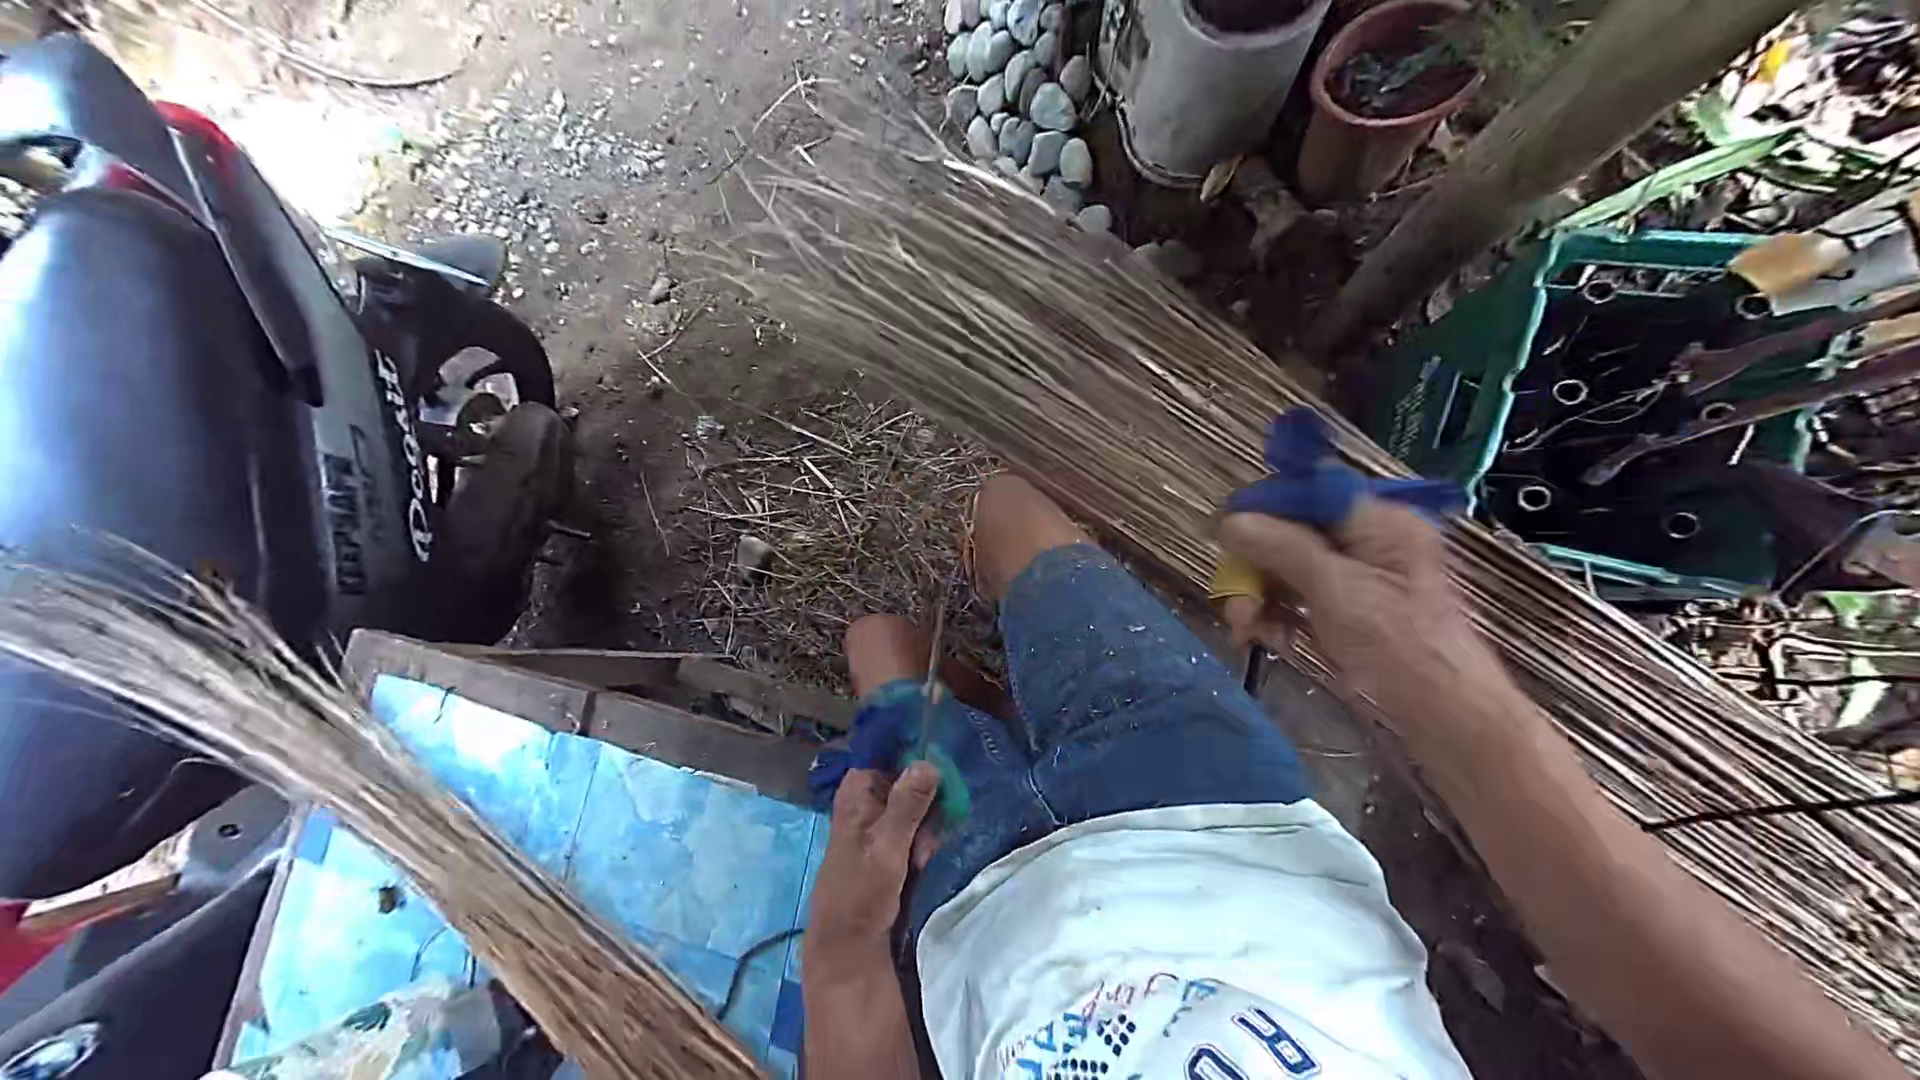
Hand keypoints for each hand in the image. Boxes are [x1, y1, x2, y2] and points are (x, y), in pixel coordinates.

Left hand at [804, 763, 940, 978]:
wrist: (849, 945)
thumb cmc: (860, 893)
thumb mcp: (886, 847)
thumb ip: (907, 805)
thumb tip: (928, 762)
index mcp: (859, 785)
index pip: (894, 748)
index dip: (921, 750)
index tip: (947, 762)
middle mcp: (870, 794)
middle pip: (913, 774)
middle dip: (930, 799)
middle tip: (928, 833)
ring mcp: (882, 816)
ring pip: (921, 801)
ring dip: (930, 824)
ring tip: (923, 855)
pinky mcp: (893, 837)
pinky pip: (919, 823)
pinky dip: (926, 837)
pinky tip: (924, 859)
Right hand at [1218, 498, 1517, 731]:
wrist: (1444, 718)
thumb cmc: (1400, 646)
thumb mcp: (1336, 589)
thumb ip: (1282, 547)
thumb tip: (1231, 521)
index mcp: (1377, 522)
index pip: (1309, 491)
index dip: (1264, 506)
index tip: (1226, 532)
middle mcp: (1363, 541)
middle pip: (1288, 532)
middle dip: (1254, 565)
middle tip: (1235, 600)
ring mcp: (1350, 577)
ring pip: (1283, 568)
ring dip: (1256, 596)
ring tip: (1245, 629)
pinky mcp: (1340, 609)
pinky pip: (1292, 597)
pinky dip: (1272, 615)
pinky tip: (1265, 638)